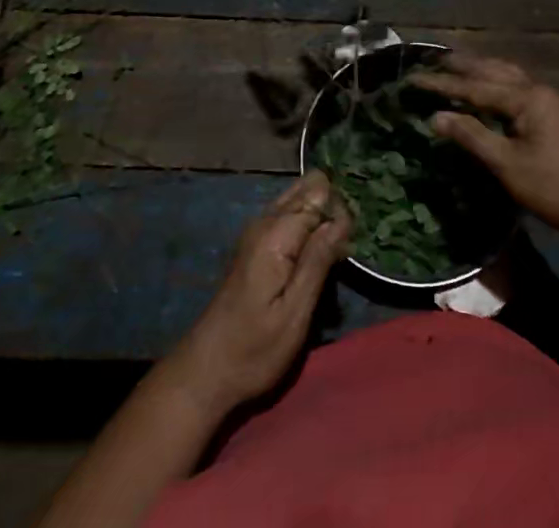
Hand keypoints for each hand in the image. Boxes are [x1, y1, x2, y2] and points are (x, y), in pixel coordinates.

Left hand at [164, 172, 350, 415]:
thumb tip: (341, 218)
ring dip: (320, 217)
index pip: (316, 196)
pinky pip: (288, 219)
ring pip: (296, 201)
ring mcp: (256, 233)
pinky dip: (307, 227)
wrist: (208, 368)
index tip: (350, 243)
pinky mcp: (256, 246)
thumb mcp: (295, 313)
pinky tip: (319, 252)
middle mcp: (263, 223)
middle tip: (344, 248)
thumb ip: (318, 261)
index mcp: (274, 236)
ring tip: (337, 250)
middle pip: (305, 190)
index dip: (339, 212)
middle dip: (330, 208)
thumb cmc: (255, 348)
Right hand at [411, 55, 558, 241]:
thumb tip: (436, 116)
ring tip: (457, 67)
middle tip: (434, 61)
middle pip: (494, 71)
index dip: (442, 85)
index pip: (475, 87)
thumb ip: (471, 136)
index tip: (413, 79)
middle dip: (463, 66)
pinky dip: (495, 83)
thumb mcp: (507, 164)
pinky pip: (516, 89)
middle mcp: (538, 92)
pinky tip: (488, 91)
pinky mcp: (553, 119)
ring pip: (508, 77)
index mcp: (527, 99)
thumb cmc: (556, 187)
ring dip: (481, 71)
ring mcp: (549, 105)